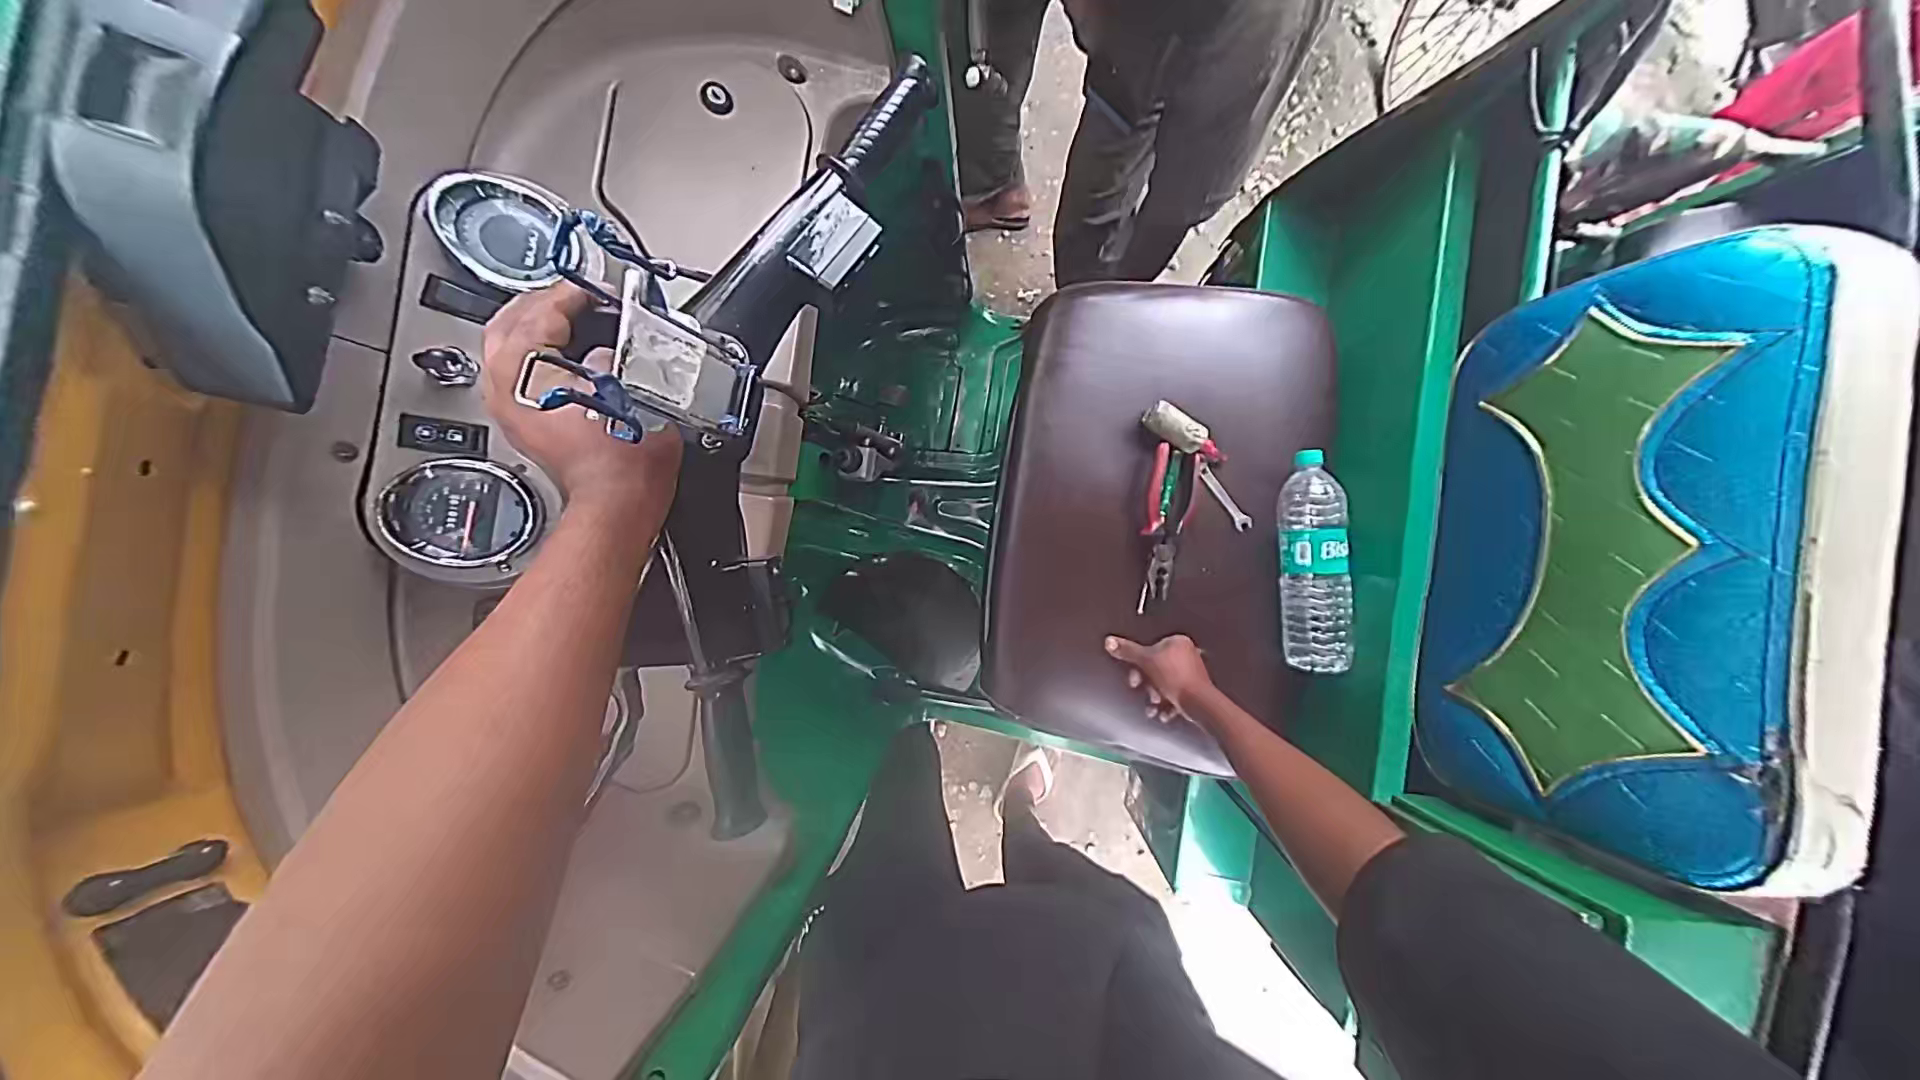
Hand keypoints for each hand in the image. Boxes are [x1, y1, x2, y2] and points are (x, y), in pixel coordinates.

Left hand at [479, 282, 680, 521]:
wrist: (618, 502)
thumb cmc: (624, 457)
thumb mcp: (633, 390)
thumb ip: (614, 354)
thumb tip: (603, 346)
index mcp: (523, 369)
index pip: (542, 310)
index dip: (575, 294)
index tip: (596, 288)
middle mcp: (503, 385)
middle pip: (511, 322)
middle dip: (546, 305)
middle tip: (579, 299)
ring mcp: (508, 407)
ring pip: (508, 347)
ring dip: (538, 329)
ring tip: (571, 322)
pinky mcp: (522, 424)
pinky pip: (516, 373)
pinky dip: (537, 357)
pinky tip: (565, 358)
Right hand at [1104, 634, 1214, 724]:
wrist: (1199, 704)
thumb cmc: (1177, 678)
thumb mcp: (1145, 661)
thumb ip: (1127, 651)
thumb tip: (1110, 641)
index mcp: (1178, 642)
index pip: (1150, 648)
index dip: (1139, 663)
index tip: (1134, 674)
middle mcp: (1187, 655)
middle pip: (1156, 668)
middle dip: (1147, 683)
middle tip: (1143, 689)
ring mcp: (1191, 673)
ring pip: (1163, 684)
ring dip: (1154, 695)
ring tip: (1155, 702)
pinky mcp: (1194, 690)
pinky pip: (1173, 695)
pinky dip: (1165, 704)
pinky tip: (1161, 711)